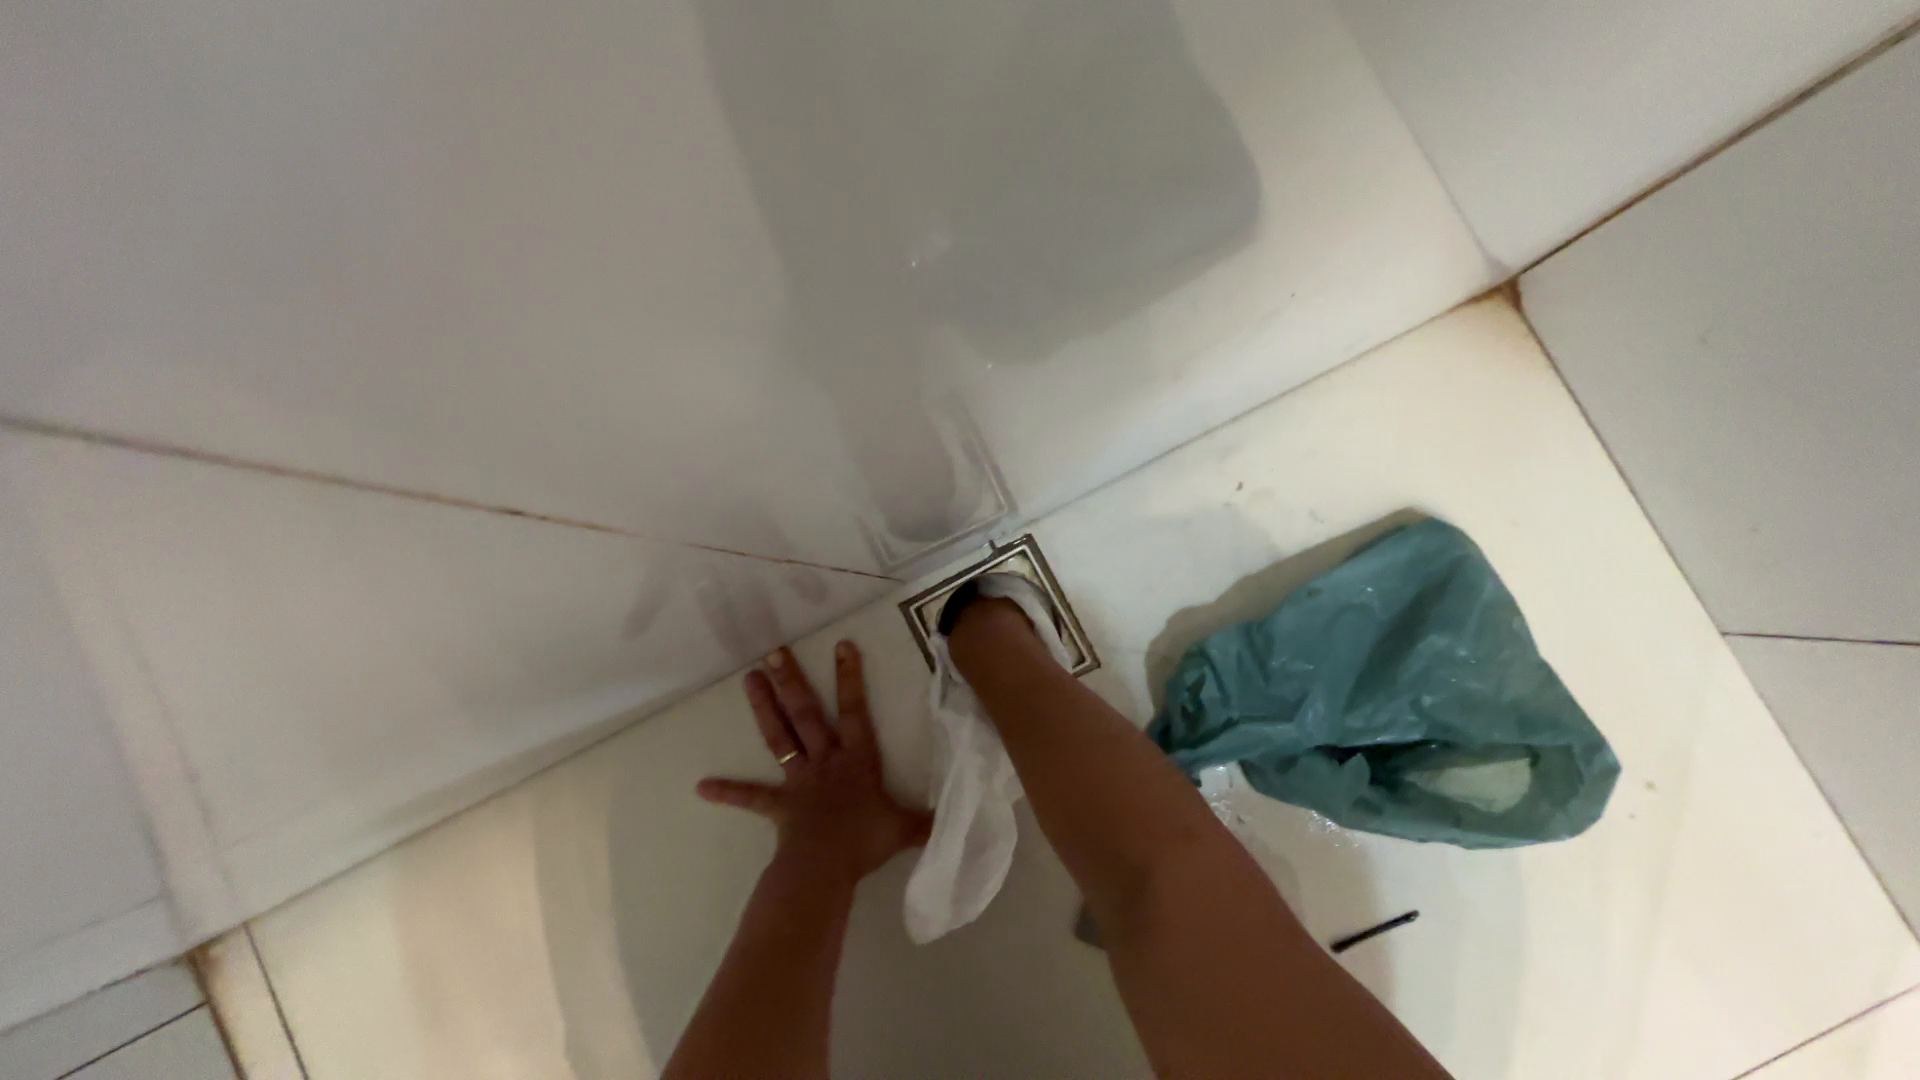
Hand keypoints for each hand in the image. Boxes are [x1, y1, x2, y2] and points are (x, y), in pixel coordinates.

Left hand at [698, 641, 931, 881]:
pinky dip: (728, 792)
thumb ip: (928, 820)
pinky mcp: (779, 805)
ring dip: (764, 709)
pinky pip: (751, 797)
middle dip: (791, 681)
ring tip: (748, 680)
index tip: (841, 644)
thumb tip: (956, 817)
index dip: (850, 678)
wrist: (826, 867)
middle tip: (773, 652)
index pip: (855, 711)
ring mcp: (799, 780)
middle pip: (806, 714)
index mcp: (857, 759)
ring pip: (780, 738)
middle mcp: (825, 760)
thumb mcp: (906, 828)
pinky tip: (701, 787)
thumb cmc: (866, 841)